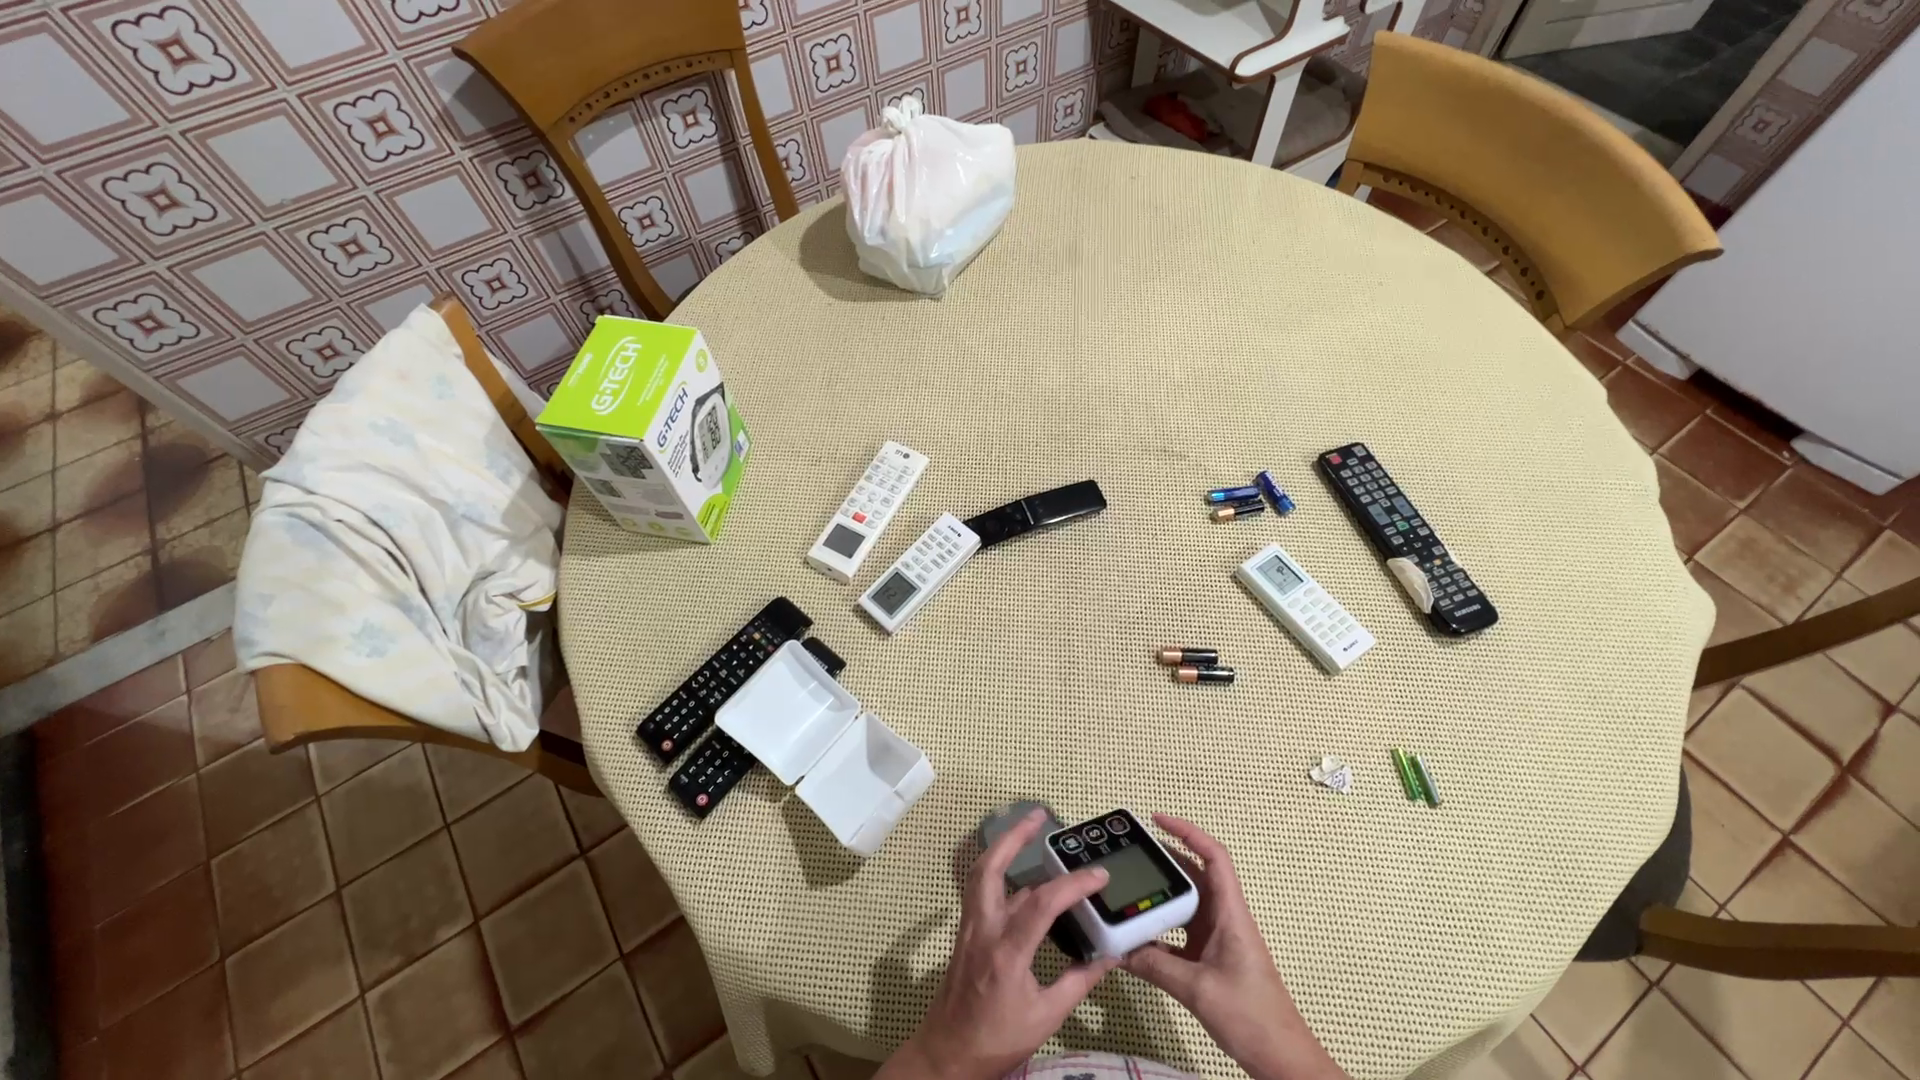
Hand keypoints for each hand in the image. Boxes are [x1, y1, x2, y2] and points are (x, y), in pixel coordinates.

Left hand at [880, 809, 1121, 1079]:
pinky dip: (999, 872)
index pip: (1040, 904)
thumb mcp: (1046, 1017)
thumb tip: (1110, 956)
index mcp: (1006, 951)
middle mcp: (983, 929)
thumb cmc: (997, 1039)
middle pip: (990, 867)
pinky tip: (1020, 875)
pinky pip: (980, 890)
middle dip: (1013, 837)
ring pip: (980, 874)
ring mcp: (969, 928)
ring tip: (1027, 830)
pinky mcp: (965, 933)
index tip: (1098, 875)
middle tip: (1037, 815)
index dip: (1072, 884)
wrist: (948, 1054)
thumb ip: (1079, 983)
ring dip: (1002, 848)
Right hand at [1123, 815, 1346, 1079]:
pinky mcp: (1210, 959)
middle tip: (1132, 853)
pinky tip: (1135, 936)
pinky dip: (1159, 929)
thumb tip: (1117, 949)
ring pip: (1186, 905)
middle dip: (1165, 860)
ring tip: (1128, 889)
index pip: (1214, 857)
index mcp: (1230, 914)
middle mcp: (1224, 918)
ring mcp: (1217, 939)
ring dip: (1160, 895)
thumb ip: (1155, 966)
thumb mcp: (1197, 989)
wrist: (1280, 1057)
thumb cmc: (1250, 1015)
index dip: (1188, 832)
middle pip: (1195, 876)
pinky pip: (1180, 933)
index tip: (1158, 819)